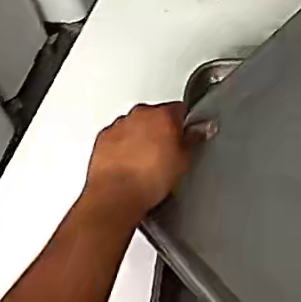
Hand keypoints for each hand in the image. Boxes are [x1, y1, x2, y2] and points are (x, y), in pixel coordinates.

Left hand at [82, 103, 194, 221]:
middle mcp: (140, 114)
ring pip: (135, 124)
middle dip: (162, 129)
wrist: (116, 193)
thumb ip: (192, 141)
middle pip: (156, 115)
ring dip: (141, 136)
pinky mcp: (104, 136)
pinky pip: (118, 135)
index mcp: (163, 115)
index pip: (180, 108)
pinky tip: (129, 163)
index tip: (188, 132)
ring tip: (147, 161)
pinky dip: (123, 144)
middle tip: (168, 151)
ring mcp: (120, 124)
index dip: (186, 121)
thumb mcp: (183, 162)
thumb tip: (196, 133)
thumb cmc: (147, 179)